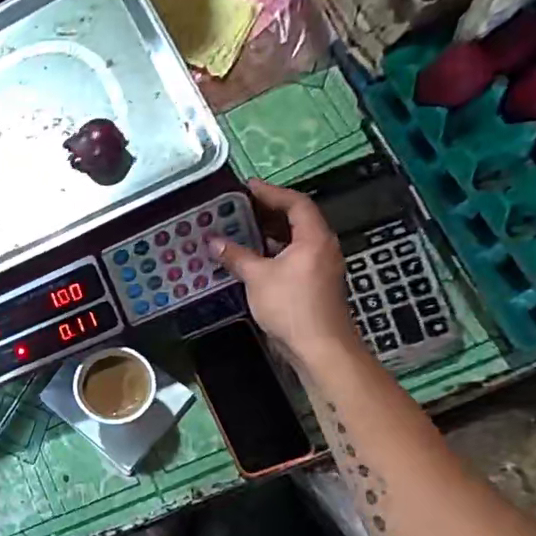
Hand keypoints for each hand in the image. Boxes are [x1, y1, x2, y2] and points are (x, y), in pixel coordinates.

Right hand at [211, 179, 360, 357]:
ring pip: (294, 240)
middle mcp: (322, 247)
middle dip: (268, 212)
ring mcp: (321, 266)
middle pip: (297, 220)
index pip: (296, 203)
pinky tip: (252, 258)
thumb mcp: (258, 278)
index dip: (271, 192)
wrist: (320, 347)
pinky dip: (273, 252)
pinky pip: (293, 257)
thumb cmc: (291, 306)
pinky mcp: (315, 284)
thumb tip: (214, 242)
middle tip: (239, 207)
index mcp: (314, 238)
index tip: (247, 187)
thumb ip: (236, 256)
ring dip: (269, 233)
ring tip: (241, 229)